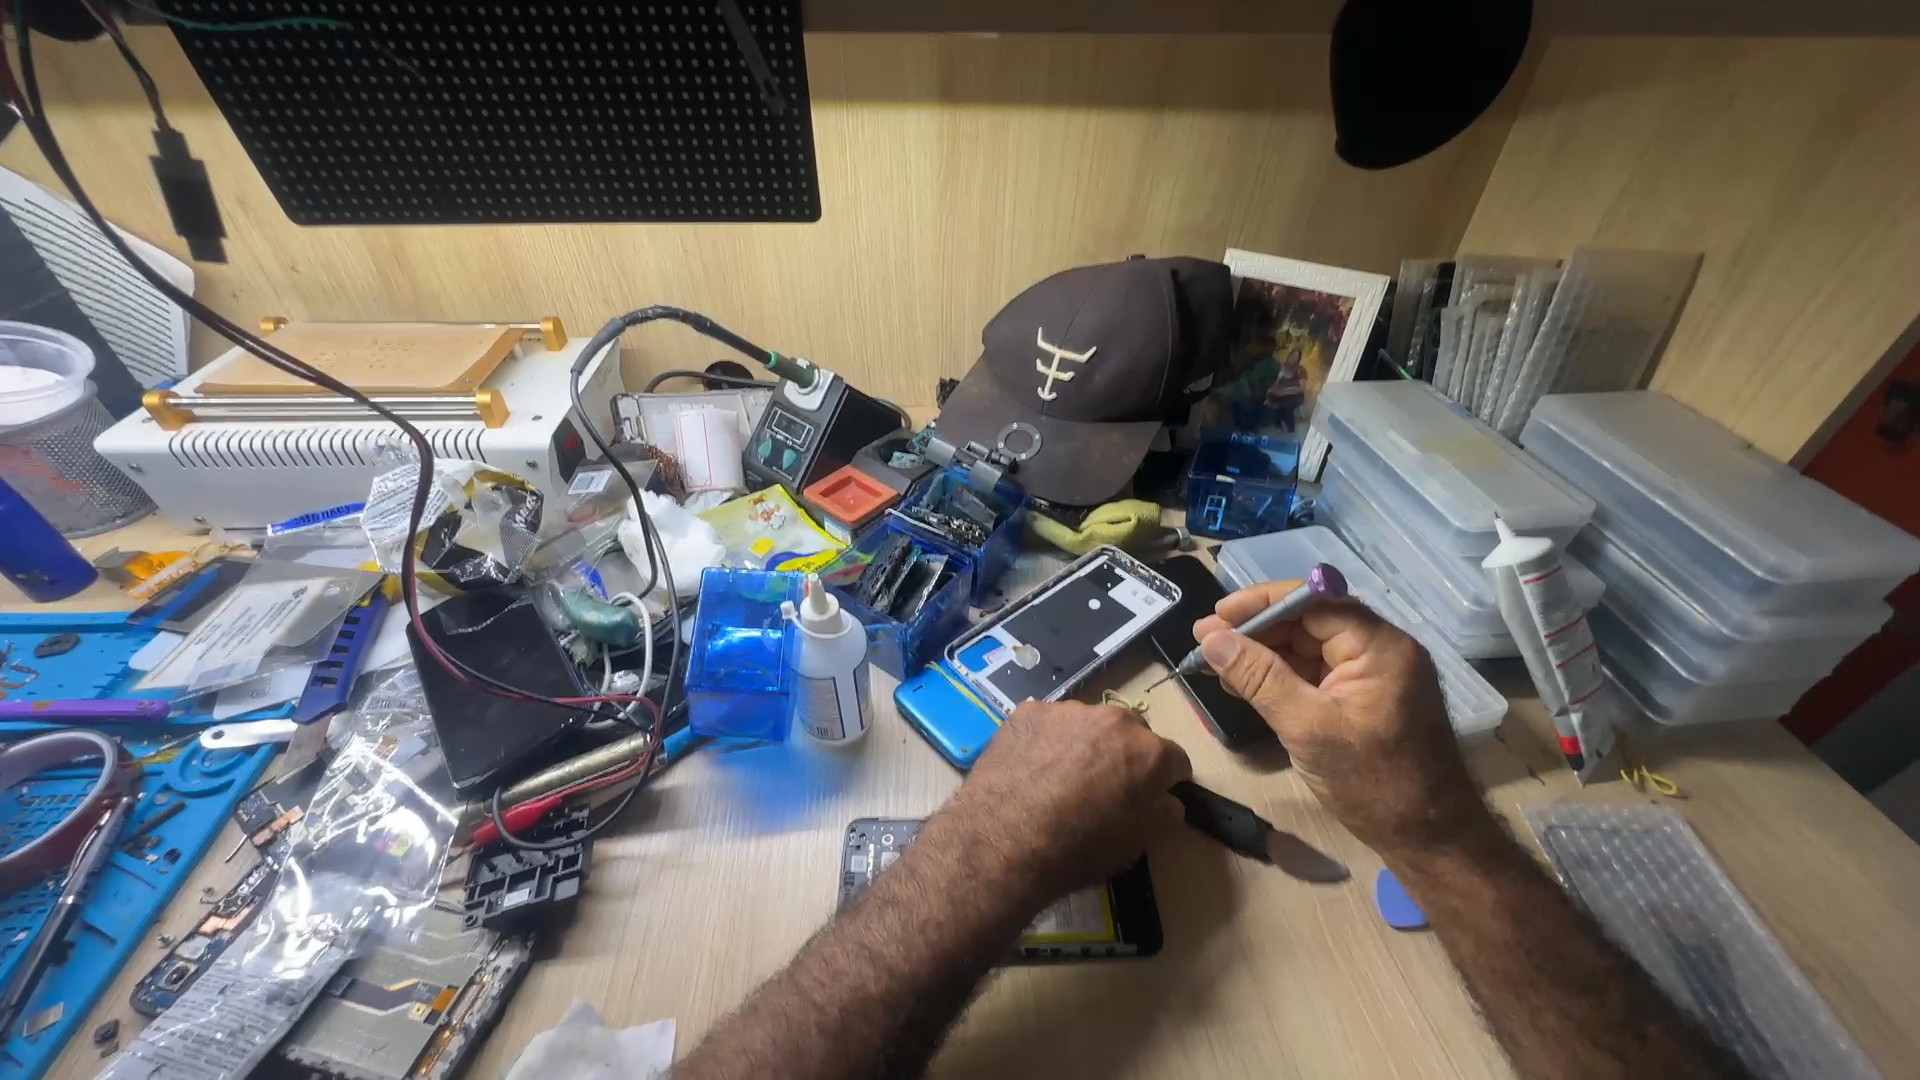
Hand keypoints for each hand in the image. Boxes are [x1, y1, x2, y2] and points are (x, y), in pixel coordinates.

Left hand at [931, 701, 1190, 906]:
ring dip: (1083, 743)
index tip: (1151, 795)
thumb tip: (1167, 799)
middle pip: (1131, 732)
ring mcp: (1068, 710)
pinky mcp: (1029, 711)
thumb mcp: (1135, 844)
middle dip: (1125, 754)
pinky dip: (1045, 739)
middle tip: (1103, 785)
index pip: (1174, 760)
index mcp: (1149, 752)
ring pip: (1087, 723)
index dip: (1165, 780)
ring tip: (1060, 776)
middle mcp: (1113, 720)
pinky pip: (1048, 722)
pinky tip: (1030, 766)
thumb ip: (1161, 813)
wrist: (1007, 839)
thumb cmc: (1080, 849)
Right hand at [1192, 581, 1494, 857]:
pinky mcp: (1360, 698)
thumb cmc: (1373, 783)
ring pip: (1305, 647)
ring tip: (1212, 661)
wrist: (1428, 841)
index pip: (1312, 601)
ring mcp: (1370, 675)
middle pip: (1307, 621)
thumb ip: (1258, 677)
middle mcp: (1377, 650)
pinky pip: (1312, 672)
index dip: (1261, 604)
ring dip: (1259, 653)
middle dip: (1254, 629)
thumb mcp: (1306, 727)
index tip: (1216, 615)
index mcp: (1378, 647)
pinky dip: (1276, 675)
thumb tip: (1210, 638)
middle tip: (1204, 640)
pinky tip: (1240, 683)